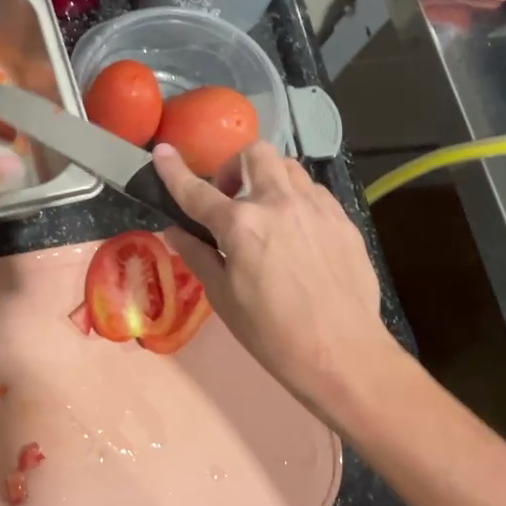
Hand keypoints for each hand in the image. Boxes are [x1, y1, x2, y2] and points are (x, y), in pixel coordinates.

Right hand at [155, 141, 401, 410]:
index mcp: (240, 225)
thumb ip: (197, 255)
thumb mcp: (223, 297)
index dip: (174, 171)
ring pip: (288, 166)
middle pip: (254, 154)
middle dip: (234, 165)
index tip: (162, 152)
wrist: (342, 353)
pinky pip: (314, 191)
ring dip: (267, 177)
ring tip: (264, 210)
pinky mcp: (343, 220)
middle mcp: (278, 203)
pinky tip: (295, 230)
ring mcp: (315, 208)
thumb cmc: (271, 333)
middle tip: (229, 196)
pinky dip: (296, 198)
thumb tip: (174, 231)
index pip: (197, 191)